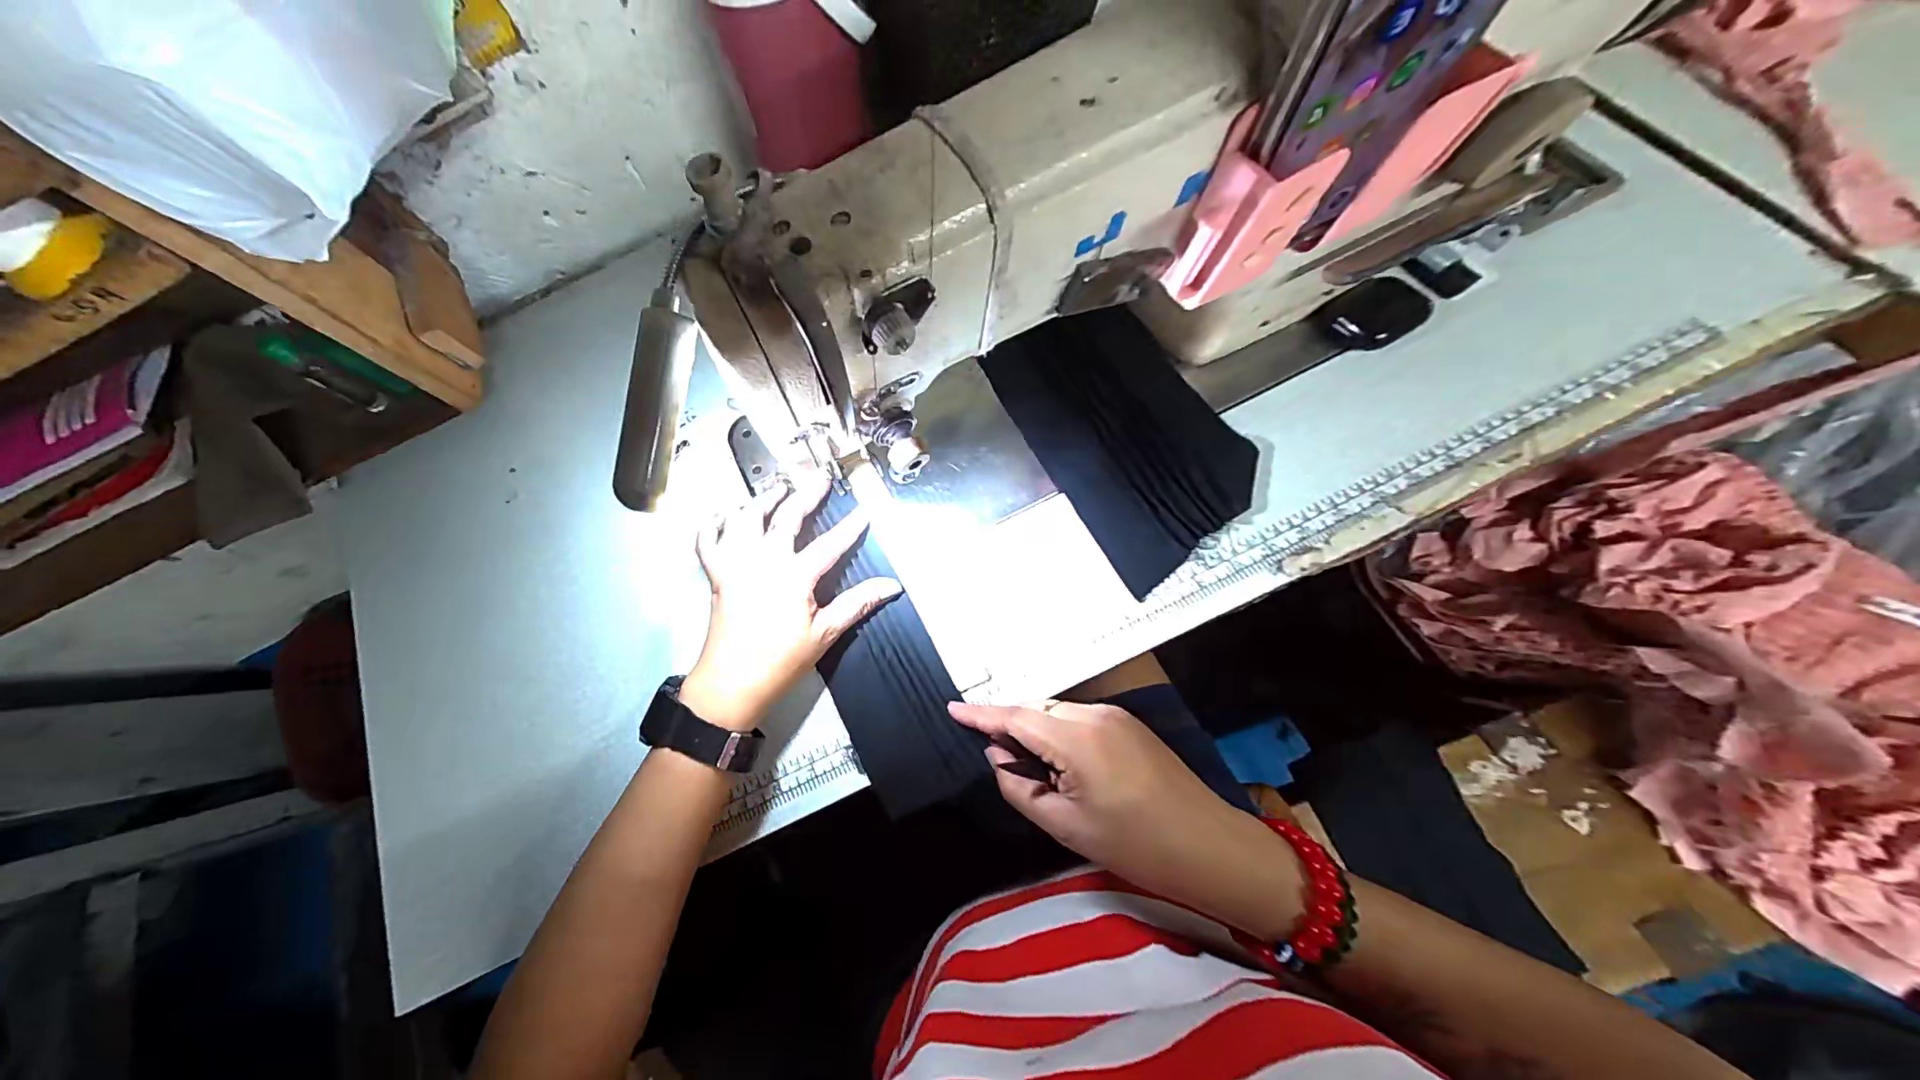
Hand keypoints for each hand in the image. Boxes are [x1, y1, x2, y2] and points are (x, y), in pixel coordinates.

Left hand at [680, 473, 901, 730]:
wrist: (730, 684)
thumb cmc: (777, 662)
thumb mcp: (825, 633)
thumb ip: (857, 603)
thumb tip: (890, 587)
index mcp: (793, 576)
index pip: (830, 543)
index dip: (851, 526)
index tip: (863, 512)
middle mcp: (762, 561)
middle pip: (786, 516)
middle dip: (806, 493)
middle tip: (820, 478)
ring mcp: (735, 564)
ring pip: (746, 517)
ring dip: (763, 498)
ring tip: (778, 486)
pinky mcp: (717, 574)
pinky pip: (708, 540)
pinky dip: (713, 524)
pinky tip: (722, 514)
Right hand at [950, 700, 1306, 940]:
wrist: (1209, 847)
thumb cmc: (1136, 844)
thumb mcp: (1066, 824)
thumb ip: (1021, 786)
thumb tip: (999, 757)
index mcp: (1077, 737)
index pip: (1016, 716)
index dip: (981, 714)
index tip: (953, 709)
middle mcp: (1096, 714)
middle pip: (1037, 709)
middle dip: (1009, 724)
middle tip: (992, 753)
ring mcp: (1117, 717)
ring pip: (1058, 712)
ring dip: (1035, 728)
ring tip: (1024, 761)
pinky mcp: (1130, 725)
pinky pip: (1079, 719)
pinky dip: (1058, 732)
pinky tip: (1056, 759)